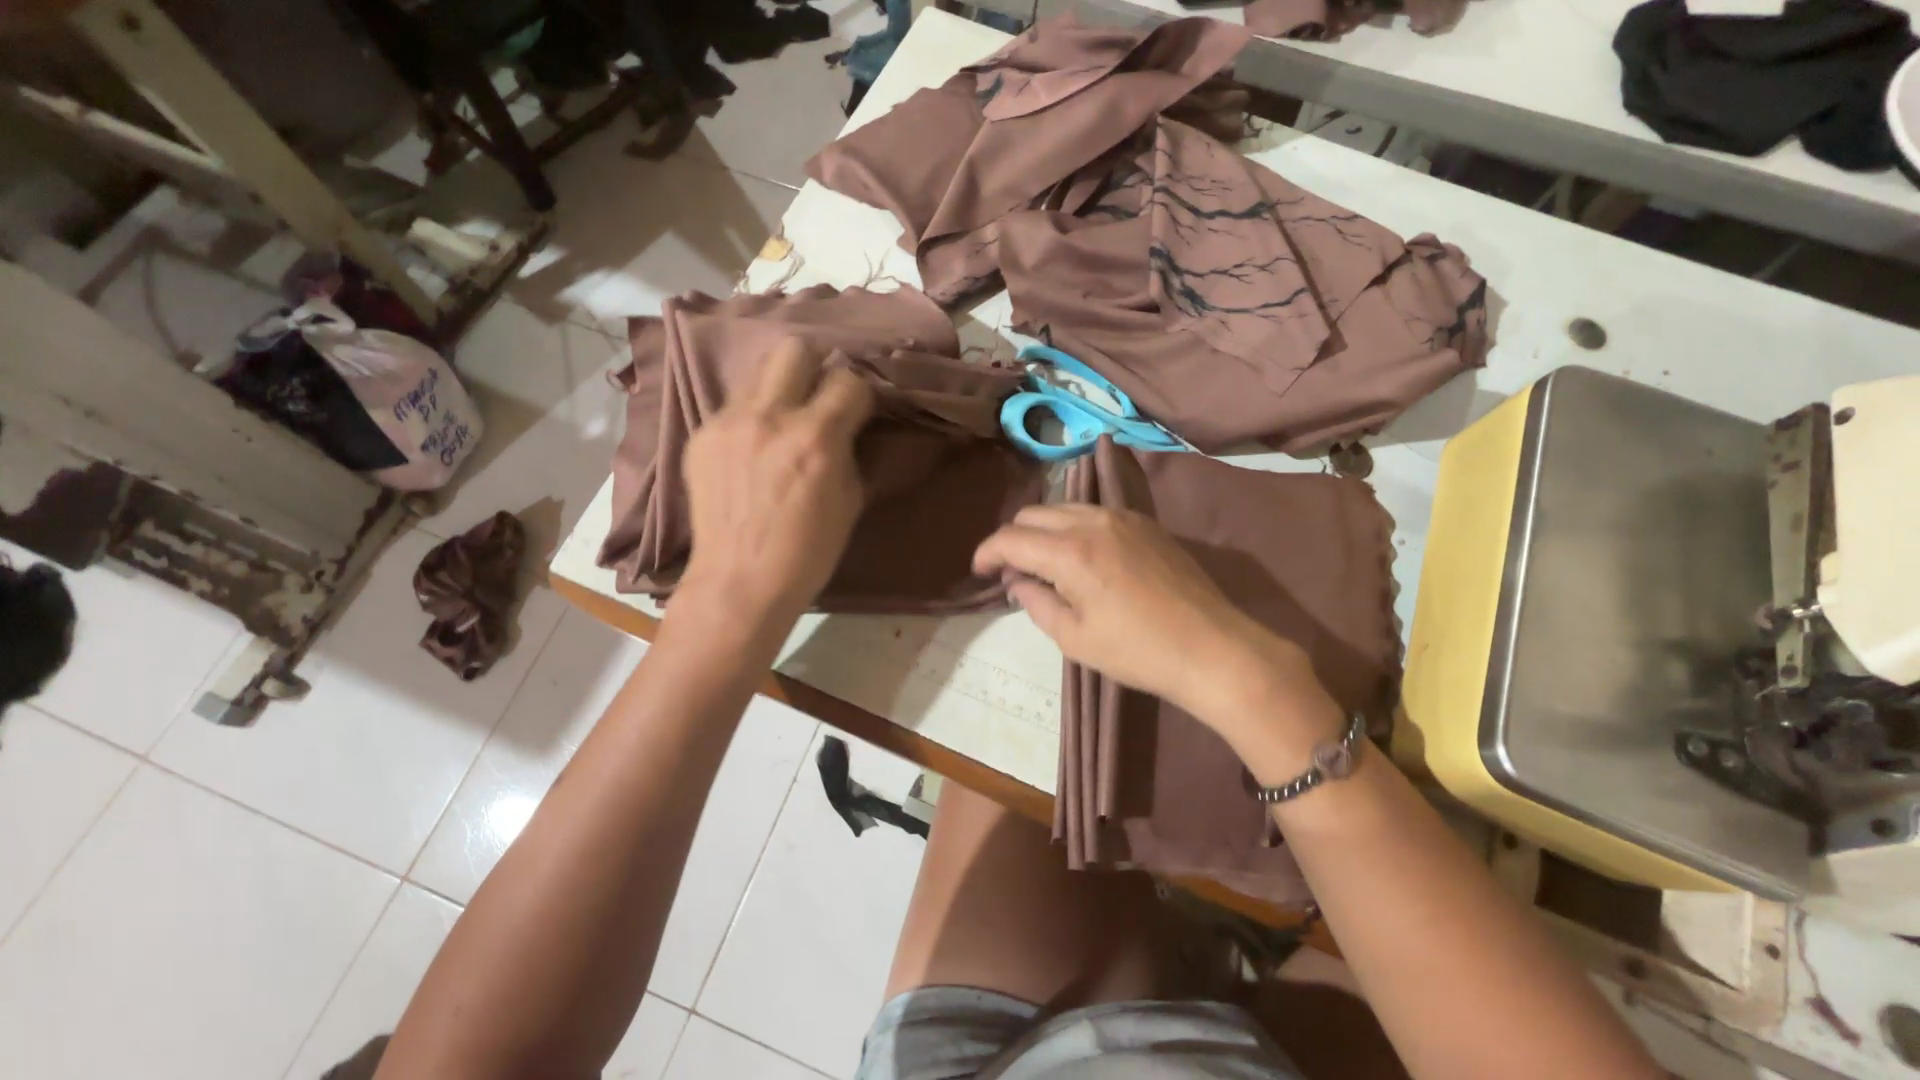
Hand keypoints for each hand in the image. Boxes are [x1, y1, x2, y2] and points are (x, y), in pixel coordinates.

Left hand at [678, 338, 873, 622]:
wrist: (739, 584)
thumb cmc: (807, 553)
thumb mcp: (849, 500)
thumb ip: (848, 449)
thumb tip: (846, 425)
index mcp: (815, 437)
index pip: (847, 380)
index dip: (858, 396)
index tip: (857, 413)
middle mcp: (769, 417)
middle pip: (795, 349)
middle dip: (814, 369)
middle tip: (817, 400)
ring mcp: (727, 423)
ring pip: (758, 372)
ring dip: (779, 390)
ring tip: (781, 422)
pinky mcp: (700, 436)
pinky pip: (732, 406)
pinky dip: (750, 418)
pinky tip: (751, 450)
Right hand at [972, 505, 1331, 735]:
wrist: (1212, 647)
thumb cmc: (1138, 652)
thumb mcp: (1075, 639)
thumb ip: (1037, 603)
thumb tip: (1017, 582)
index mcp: (1071, 551)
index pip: (1012, 538)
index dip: (987, 553)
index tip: (979, 572)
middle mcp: (1094, 521)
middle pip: (1034, 514)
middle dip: (1013, 539)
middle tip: (1012, 573)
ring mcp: (1124, 517)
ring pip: (1065, 508)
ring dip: (1044, 531)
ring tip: (1044, 566)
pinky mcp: (1147, 524)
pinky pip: (1094, 513)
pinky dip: (1073, 528)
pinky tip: (1080, 558)